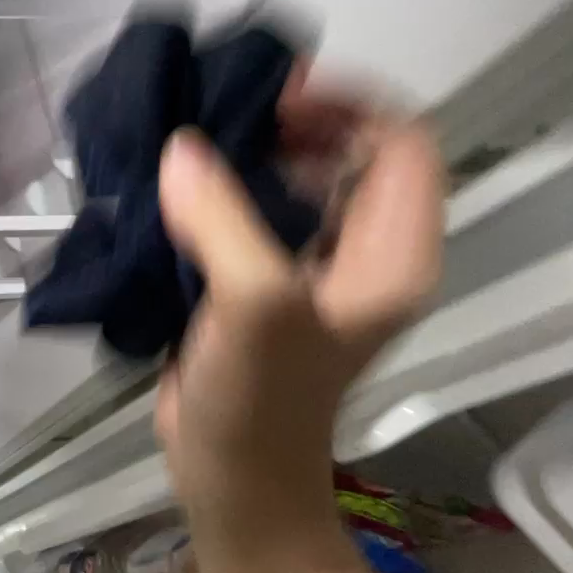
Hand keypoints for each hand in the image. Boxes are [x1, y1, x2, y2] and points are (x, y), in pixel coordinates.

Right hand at [152, 113, 444, 515]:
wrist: (229, 473)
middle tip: (221, 118)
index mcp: (391, 255)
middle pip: (347, 157)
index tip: (270, 100)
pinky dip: (217, 198)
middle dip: (292, 127)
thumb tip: (178, 149)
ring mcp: (306, 273)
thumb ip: (222, 222)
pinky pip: (249, 221)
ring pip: (294, 188)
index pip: (399, 144)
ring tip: (191, 146)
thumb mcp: (253, 306)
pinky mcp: (257, 290)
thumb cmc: (260, 399)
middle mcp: (360, 256)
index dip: (346, 106)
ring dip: (249, 160)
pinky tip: (173, 195)